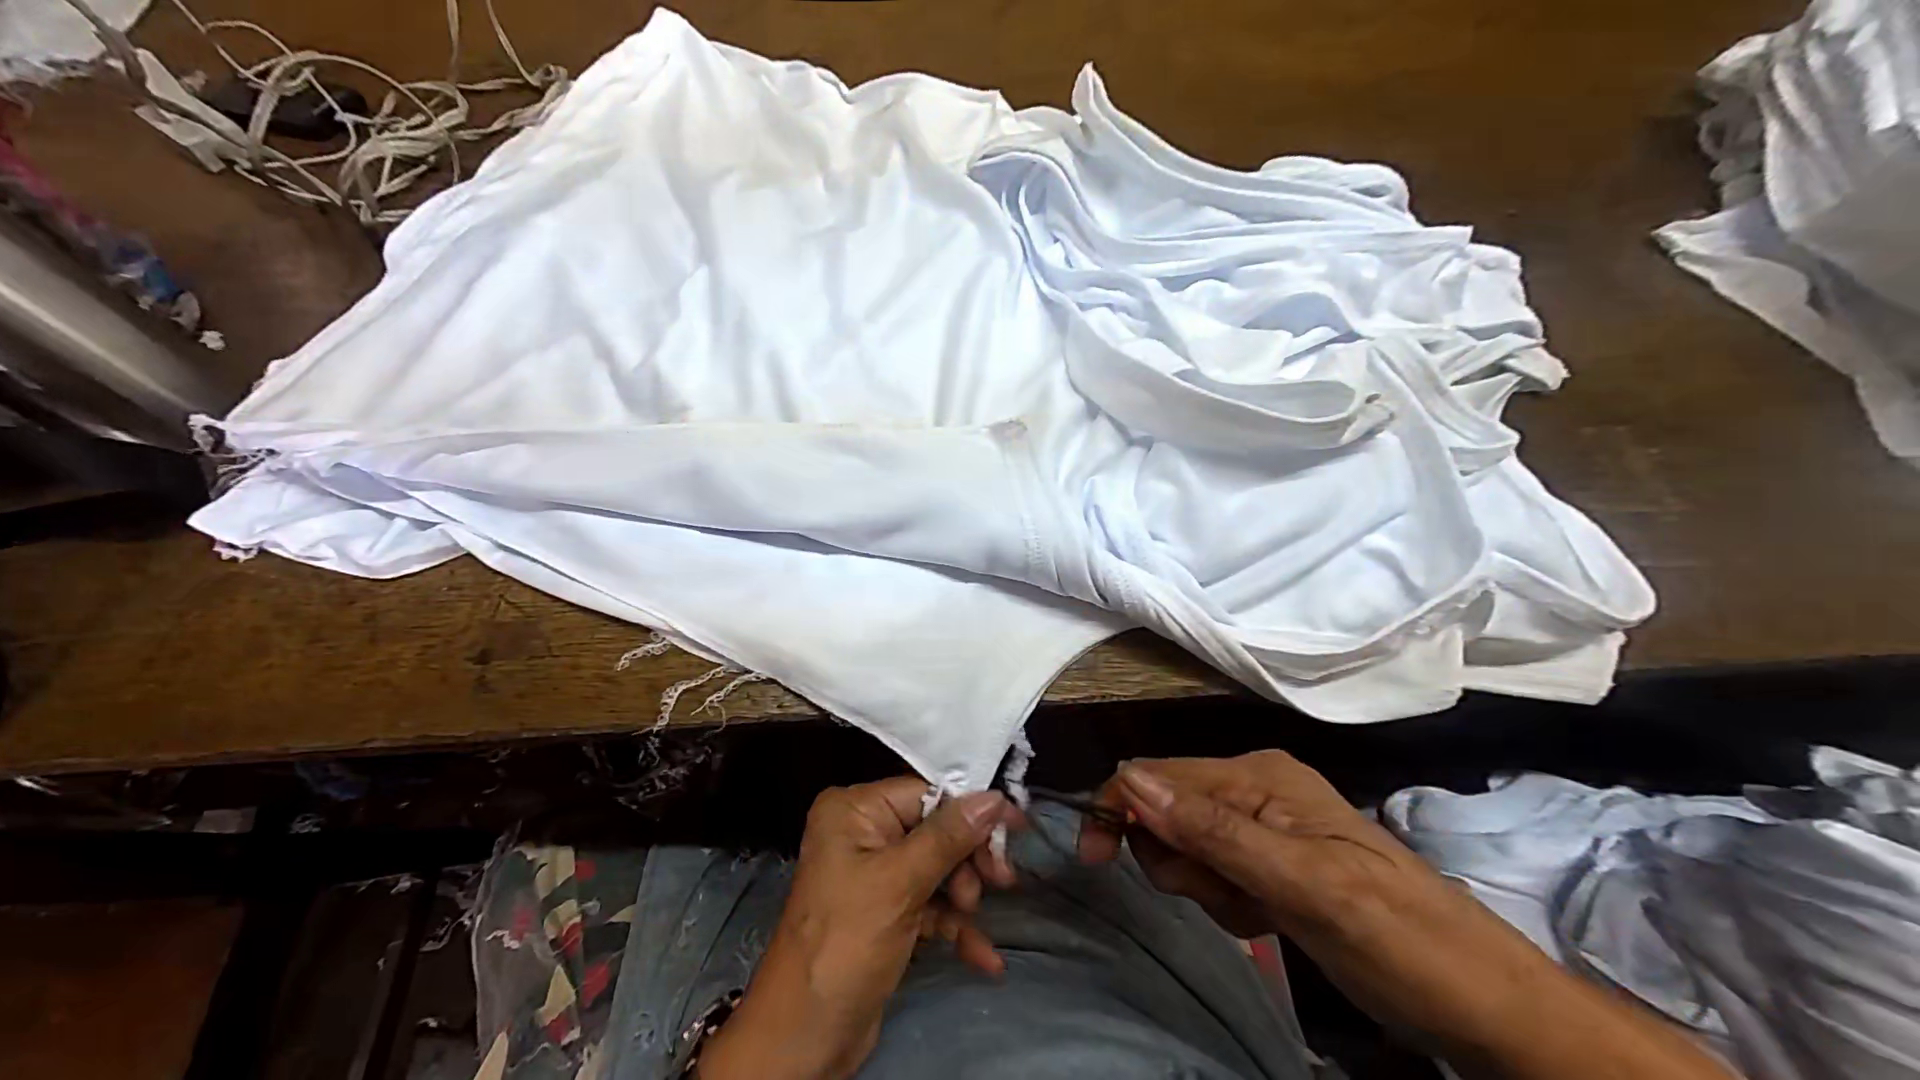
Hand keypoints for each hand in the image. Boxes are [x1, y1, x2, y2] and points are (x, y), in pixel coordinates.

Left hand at [698, 778, 1019, 1079]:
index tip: (1015, 828)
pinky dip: (954, 926)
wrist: (804, 1038)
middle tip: (1000, 881)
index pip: (925, 793)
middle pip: (935, 830)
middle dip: (968, 859)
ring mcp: (874, 875)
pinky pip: (930, 904)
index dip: (971, 811)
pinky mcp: (886, 913)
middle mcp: (862, 833)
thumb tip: (995, 798)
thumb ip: (949, 837)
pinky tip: (983, 957)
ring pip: (937, 868)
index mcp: (853, 811)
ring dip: (963, 893)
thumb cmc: (846, 944)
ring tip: (973, 916)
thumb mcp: (900, 884)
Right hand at [1081, 752, 1737, 1079]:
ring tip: (1254, 914)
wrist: (1483, 1003)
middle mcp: (1256, 788)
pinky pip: (1213, 871)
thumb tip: (1129, 779)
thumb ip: (1214, 832)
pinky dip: (1222, 899)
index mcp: (1260, 776)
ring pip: (1186, 845)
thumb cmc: (1401, 939)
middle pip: (1167, 809)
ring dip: (1202, 886)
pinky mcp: (1271, 861)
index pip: (1159, 774)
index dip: (1118, 807)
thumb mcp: (1304, 886)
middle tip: (1222, 897)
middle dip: (1175, 859)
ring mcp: (1264, 825)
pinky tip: (1262, 919)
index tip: (1094, 858)